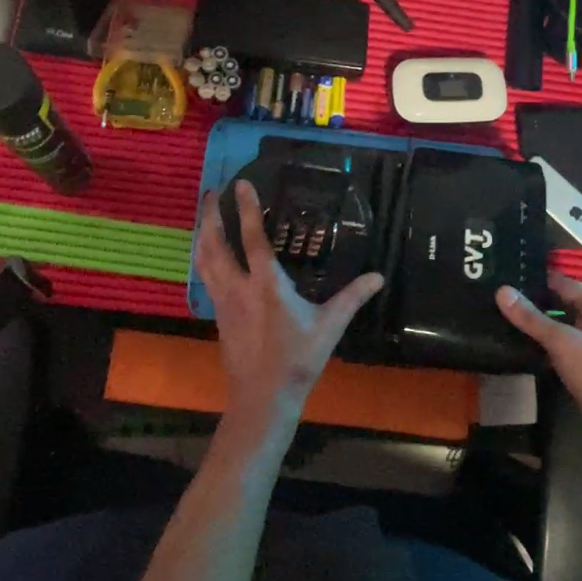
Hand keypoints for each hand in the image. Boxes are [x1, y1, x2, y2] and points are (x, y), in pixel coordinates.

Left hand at [196, 181, 384, 426]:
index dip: (247, 208)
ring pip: (204, 259)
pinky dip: (204, 256)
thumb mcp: (329, 327)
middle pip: (215, 243)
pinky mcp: (218, 315)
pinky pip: (205, 276)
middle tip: (212, 192)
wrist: (263, 397)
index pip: (253, 238)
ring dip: (203, 233)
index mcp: (267, 285)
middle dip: (211, 215)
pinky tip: (207, 254)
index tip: (240, 183)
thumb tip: (378, 276)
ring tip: (204, 214)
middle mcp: (238, 287)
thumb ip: (352, 298)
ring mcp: (223, 301)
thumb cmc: (298, 360)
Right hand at [497, 272, 581, 423]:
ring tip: (503, 319)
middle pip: (560, 303)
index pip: (561, 282)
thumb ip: (530, 317)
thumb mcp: (561, 341)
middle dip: (532, 302)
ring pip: (561, 325)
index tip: (504, 277)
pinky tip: (521, 345)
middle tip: (498, 299)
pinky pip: (563, 344)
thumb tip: (501, 290)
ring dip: (537, 324)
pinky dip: (545, 343)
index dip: (533, 279)